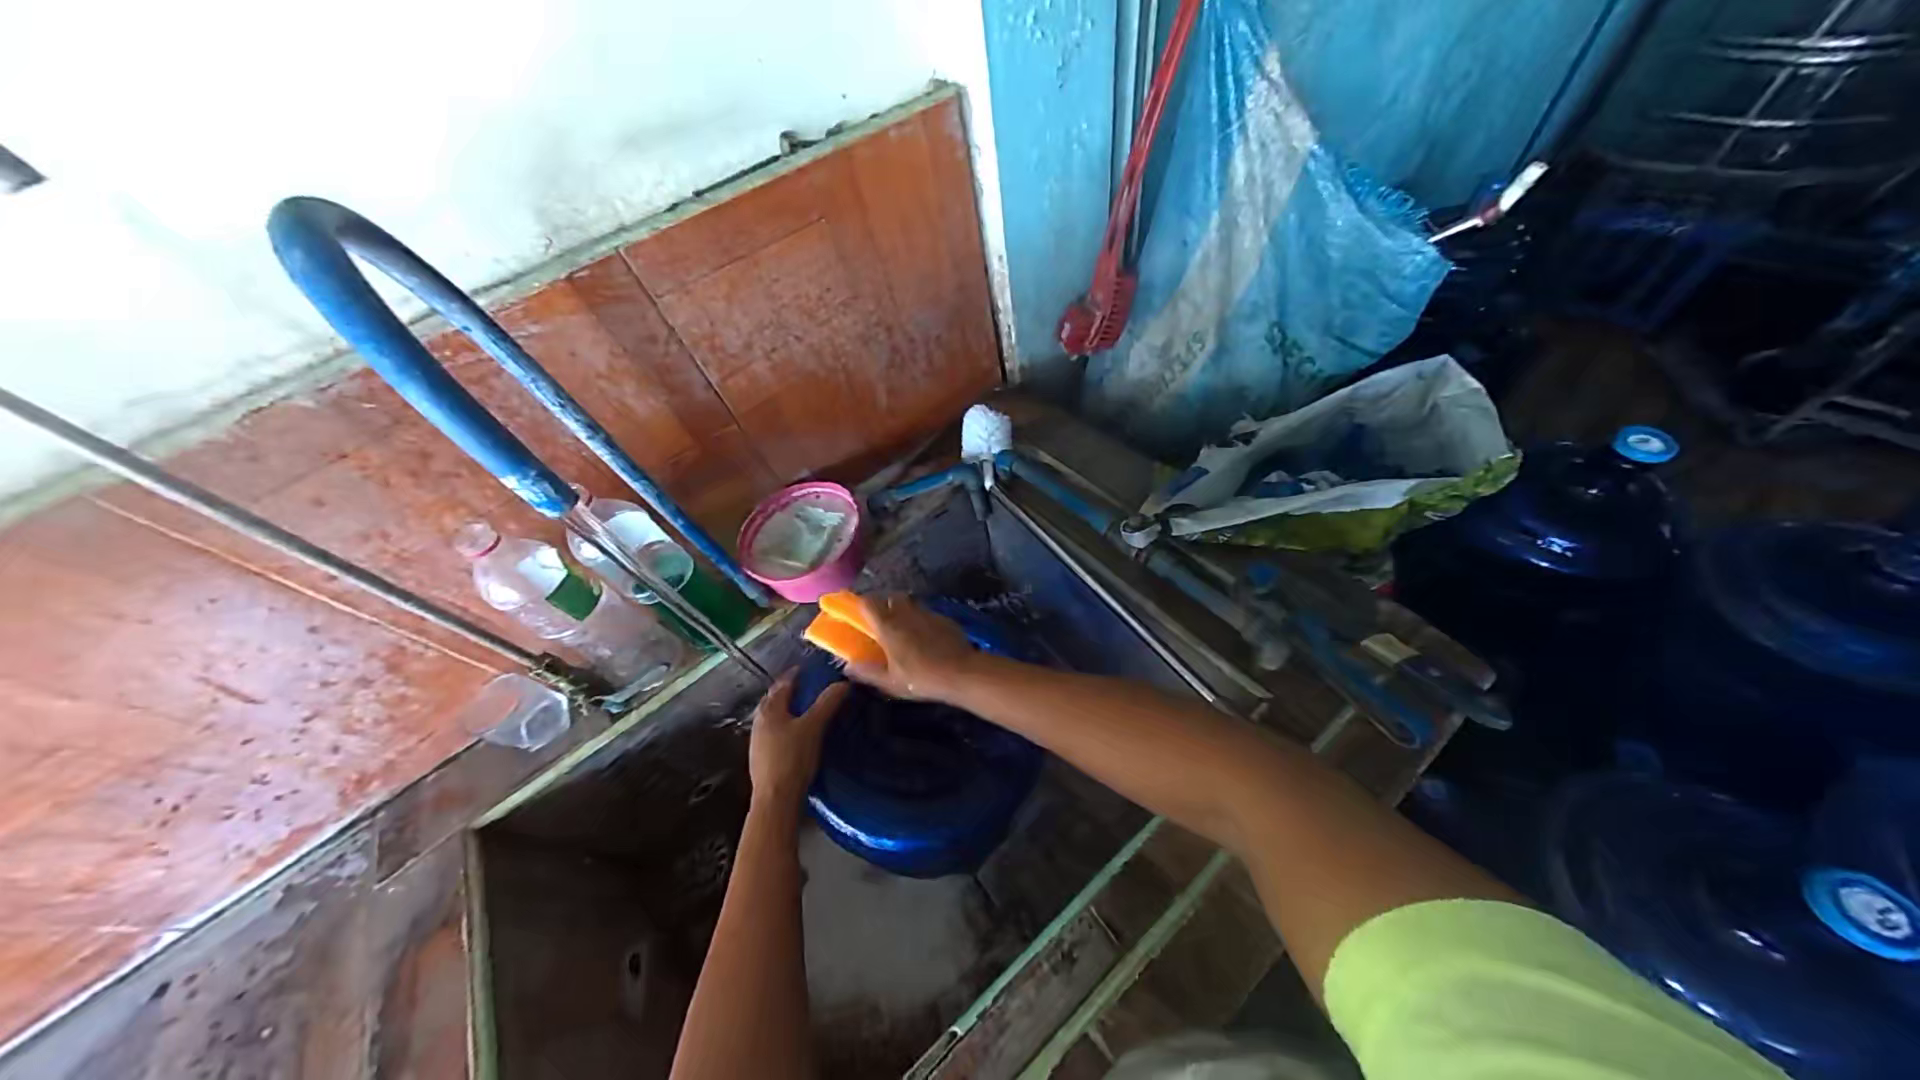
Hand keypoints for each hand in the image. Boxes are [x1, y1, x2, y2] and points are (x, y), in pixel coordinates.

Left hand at [748, 672, 848, 807]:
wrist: (775, 800)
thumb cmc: (793, 758)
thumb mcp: (814, 727)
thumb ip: (828, 703)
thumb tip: (844, 683)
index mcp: (770, 709)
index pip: (783, 683)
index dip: (797, 674)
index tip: (812, 669)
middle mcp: (760, 721)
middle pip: (776, 699)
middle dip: (792, 691)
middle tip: (813, 688)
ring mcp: (758, 740)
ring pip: (775, 717)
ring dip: (790, 710)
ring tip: (810, 710)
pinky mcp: (763, 757)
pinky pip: (776, 732)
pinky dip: (788, 726)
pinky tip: (800, 735)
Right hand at [845, 593, 978, 701]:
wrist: (962, 672)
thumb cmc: (921, 678)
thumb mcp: (891, 682)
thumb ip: (868, 672)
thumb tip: (848, 666)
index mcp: (888, 626)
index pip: (869, 603)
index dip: (862, 605)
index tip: (860, 614)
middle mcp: (906, 614)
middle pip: (892, 597)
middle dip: (886, 604)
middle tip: (884, 622)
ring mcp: (927, 613)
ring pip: (912, 603)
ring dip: (905, 611)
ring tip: (906, 629)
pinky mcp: (945, 618)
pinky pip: (928, 613)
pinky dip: (923, 620)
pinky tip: (927, 636)